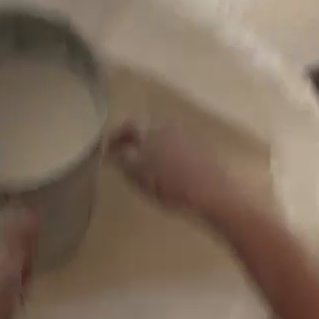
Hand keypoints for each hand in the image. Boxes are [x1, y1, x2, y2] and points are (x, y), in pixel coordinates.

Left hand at [0, 209, 37, 318]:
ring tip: (25, 287)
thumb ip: (18, 238)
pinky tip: (20, 301)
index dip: (10, 215)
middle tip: (29, 265)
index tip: (33, 219)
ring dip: (18, 271)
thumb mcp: (4, 271)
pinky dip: (13, 289)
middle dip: (18, 251)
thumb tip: (29, 207)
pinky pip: (1, 285)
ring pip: (1, 264)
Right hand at [108, 122, 244, 222]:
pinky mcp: (202, 151)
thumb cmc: (170, 184)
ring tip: (147, 170)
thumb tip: (112, 151)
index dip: (114, 138)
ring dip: (152, 151)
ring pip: (163, 140)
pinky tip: (169, 174)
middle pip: (146, 132)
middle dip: (134, 144)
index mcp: (150, 132)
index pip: (127, 127)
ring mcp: (187, 138)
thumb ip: (122, 160)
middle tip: (126, 160)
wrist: (211, 191)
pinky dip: (168, 158)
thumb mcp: (138, 174)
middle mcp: (169, 129)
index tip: (106, 150)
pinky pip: (178, 150)